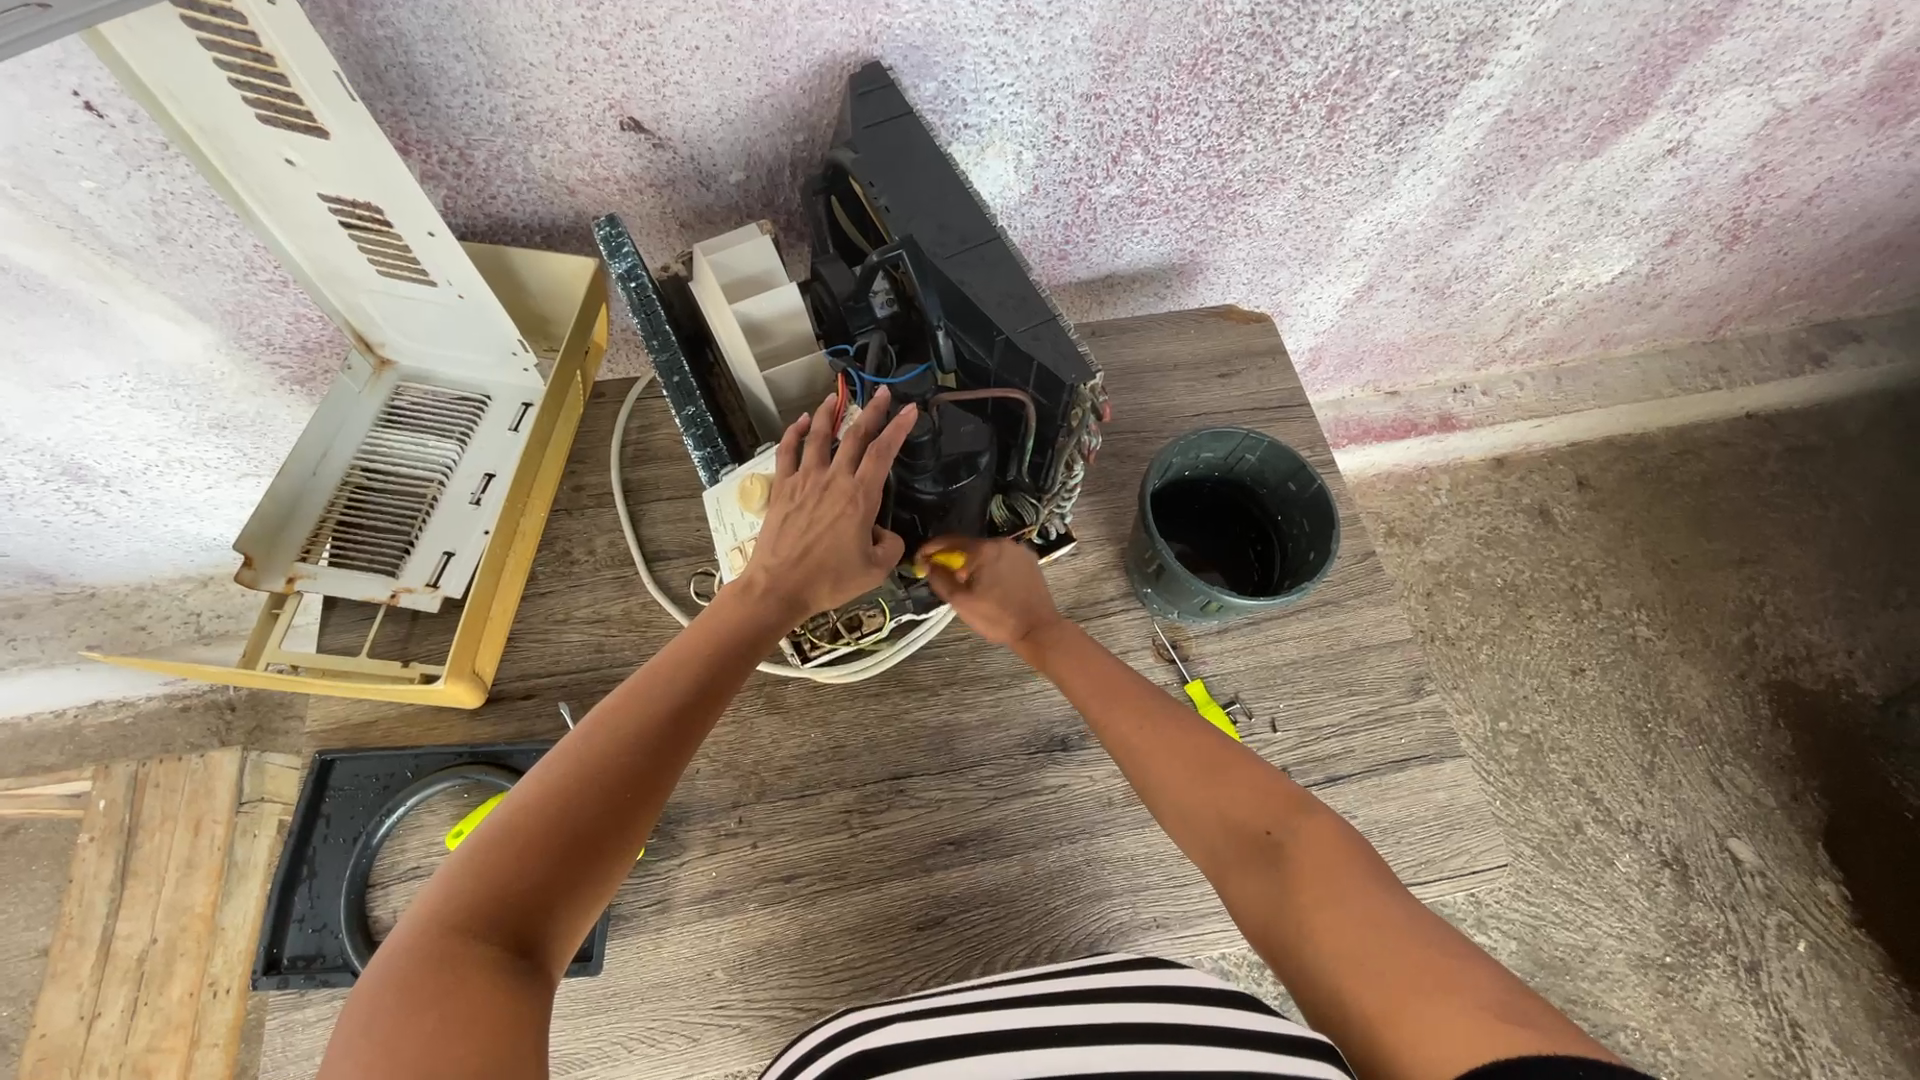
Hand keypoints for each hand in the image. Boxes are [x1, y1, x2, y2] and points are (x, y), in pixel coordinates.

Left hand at [734, 386, 917, 620]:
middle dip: (872, 411)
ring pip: (817, 435)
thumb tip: (882, 533)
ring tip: (836, 397)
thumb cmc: (829, 581)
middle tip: (883, 393)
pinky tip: (799, 422)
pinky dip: (793, 433)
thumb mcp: (876, 570)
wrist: (779, 587)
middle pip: (854, 435)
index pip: (883, 453)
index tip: (910, 410)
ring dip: (828, 413)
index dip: (898, 428)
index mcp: (860, 497)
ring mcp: (804, 480)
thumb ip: (890, 546)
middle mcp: (833, 480)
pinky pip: (787, 452)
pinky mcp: (782, 489)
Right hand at [916, 535, 1065, 648]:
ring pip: (987, 552)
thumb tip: (928, 564)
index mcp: (985, 549)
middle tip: (943, 574)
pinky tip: (989, 583)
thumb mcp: (961, 601)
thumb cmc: (997, 617)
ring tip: (966, 582)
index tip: (920, 558)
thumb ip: (940, 579)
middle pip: (969, 546)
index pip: (950, 541)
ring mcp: (1019, 550)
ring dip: (973, 563)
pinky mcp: (1030, 561)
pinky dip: (991, 566)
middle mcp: (1003, 542)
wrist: (1038, 629)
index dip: (931, 548)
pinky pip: (1002, 558)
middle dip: (953, 558)